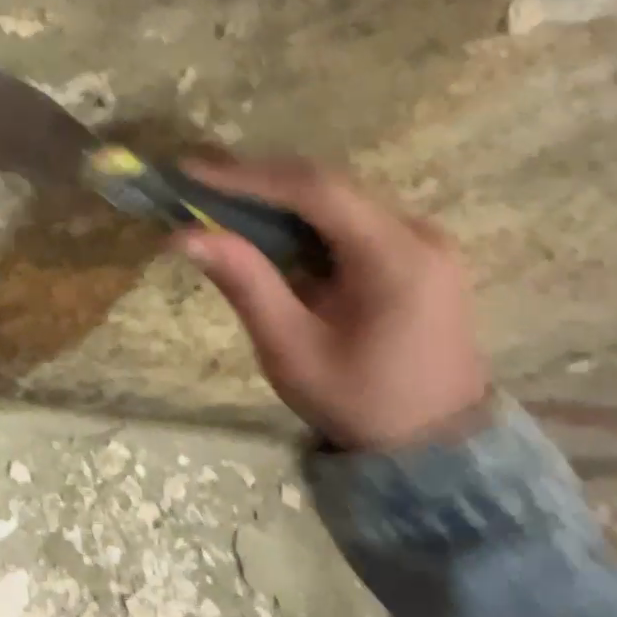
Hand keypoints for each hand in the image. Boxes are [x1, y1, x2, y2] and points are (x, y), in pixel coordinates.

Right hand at [175, 158, 490, 450]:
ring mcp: (420, 242)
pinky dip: (295, 217)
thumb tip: (182, 235)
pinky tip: (256, 226)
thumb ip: (243, 282)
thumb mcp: (290, 347)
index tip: (190, 172)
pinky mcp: (412, 254)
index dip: (248, 175)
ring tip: (212, 199)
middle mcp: (418, 234)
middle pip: (326, 186)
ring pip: (333, 199)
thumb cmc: (358, 399)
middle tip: (192, 181)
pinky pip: (344, 219)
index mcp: (397, 257)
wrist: (435, 445)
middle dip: (254, 181)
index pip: (316, 191)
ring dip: (271, 197)